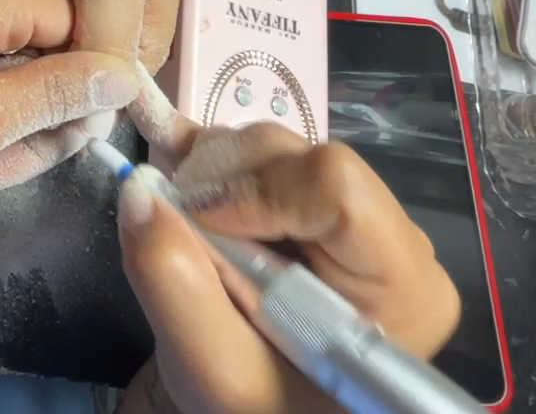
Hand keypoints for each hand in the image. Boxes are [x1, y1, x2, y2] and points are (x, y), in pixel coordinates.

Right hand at [115, 124, 460, 413]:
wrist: (256, 407)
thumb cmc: (254, 403)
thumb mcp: (212, 367)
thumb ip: (173, 282)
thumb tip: (138, 192)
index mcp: (397, 286)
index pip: (335, 186)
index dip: (255, 192)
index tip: (203, 227)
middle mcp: (386, 237)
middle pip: (293, 157)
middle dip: (219, 181)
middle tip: (183, 229)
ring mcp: (345, 212)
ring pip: (264, 148)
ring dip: (204, 174)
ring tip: (185, 225)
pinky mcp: (300, 197)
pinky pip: (248, 150)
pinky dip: (196, 151)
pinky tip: (166, 158)